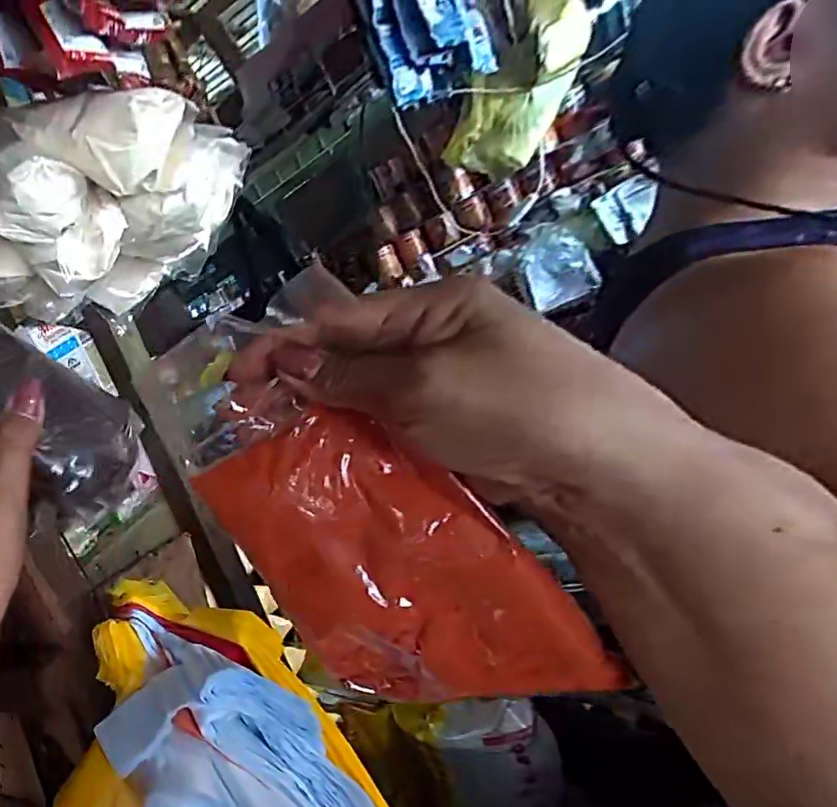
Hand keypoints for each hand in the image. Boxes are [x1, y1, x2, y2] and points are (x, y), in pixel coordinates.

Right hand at [231, 278, 692, 502]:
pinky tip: (310, 443)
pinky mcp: (431, 419)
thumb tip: (283, 359)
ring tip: (265, 428)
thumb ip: (347, 374)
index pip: (338, 319)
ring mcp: (429, 380)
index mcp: (433, 307)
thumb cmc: (517, 407)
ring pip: (350, 388)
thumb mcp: (424, 385)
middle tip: (242, 407)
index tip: (235, 374)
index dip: (281, 343)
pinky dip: (338, 429)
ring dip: (309, 405)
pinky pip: (370, 418)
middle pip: (339, 351)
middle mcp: (427, 337)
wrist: (601, 470)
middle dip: (289, 375)